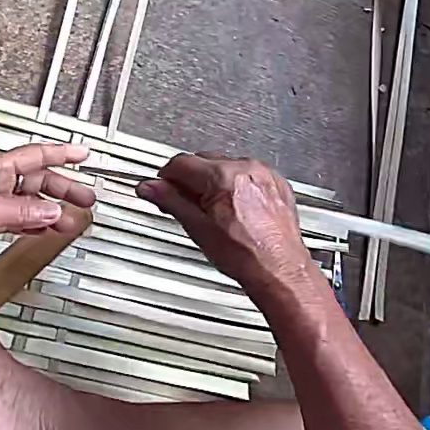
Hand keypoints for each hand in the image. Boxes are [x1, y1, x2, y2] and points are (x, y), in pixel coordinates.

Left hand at [0, 142, 95, 279]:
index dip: (62, 153)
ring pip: (33, 202)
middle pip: (40, 180)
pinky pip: (23, 219)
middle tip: (85, 197)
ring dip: (53, 210)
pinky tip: (47, 230)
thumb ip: (21, 212)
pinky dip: (38, 224)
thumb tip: (52, 211)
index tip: (82, 154)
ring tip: (71, 220)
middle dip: (65, 188)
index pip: (36, 155)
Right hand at [138, 154, 322, 300]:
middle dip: (190, 180)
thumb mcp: (198, 229)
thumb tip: (151, 188)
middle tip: (186, 204)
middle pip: (204, 160)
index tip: (162, 189)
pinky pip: (249, 174)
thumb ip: (171, 202)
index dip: (166, 178)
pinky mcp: (276, 182)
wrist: (279, 269)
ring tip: (214, 212)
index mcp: (223, 177)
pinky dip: (238, 185)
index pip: (181, 163)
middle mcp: (246, 169)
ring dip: (215, 181)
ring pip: (227, 165)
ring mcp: (264, 174)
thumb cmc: (244, 256)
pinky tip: (236, 209)